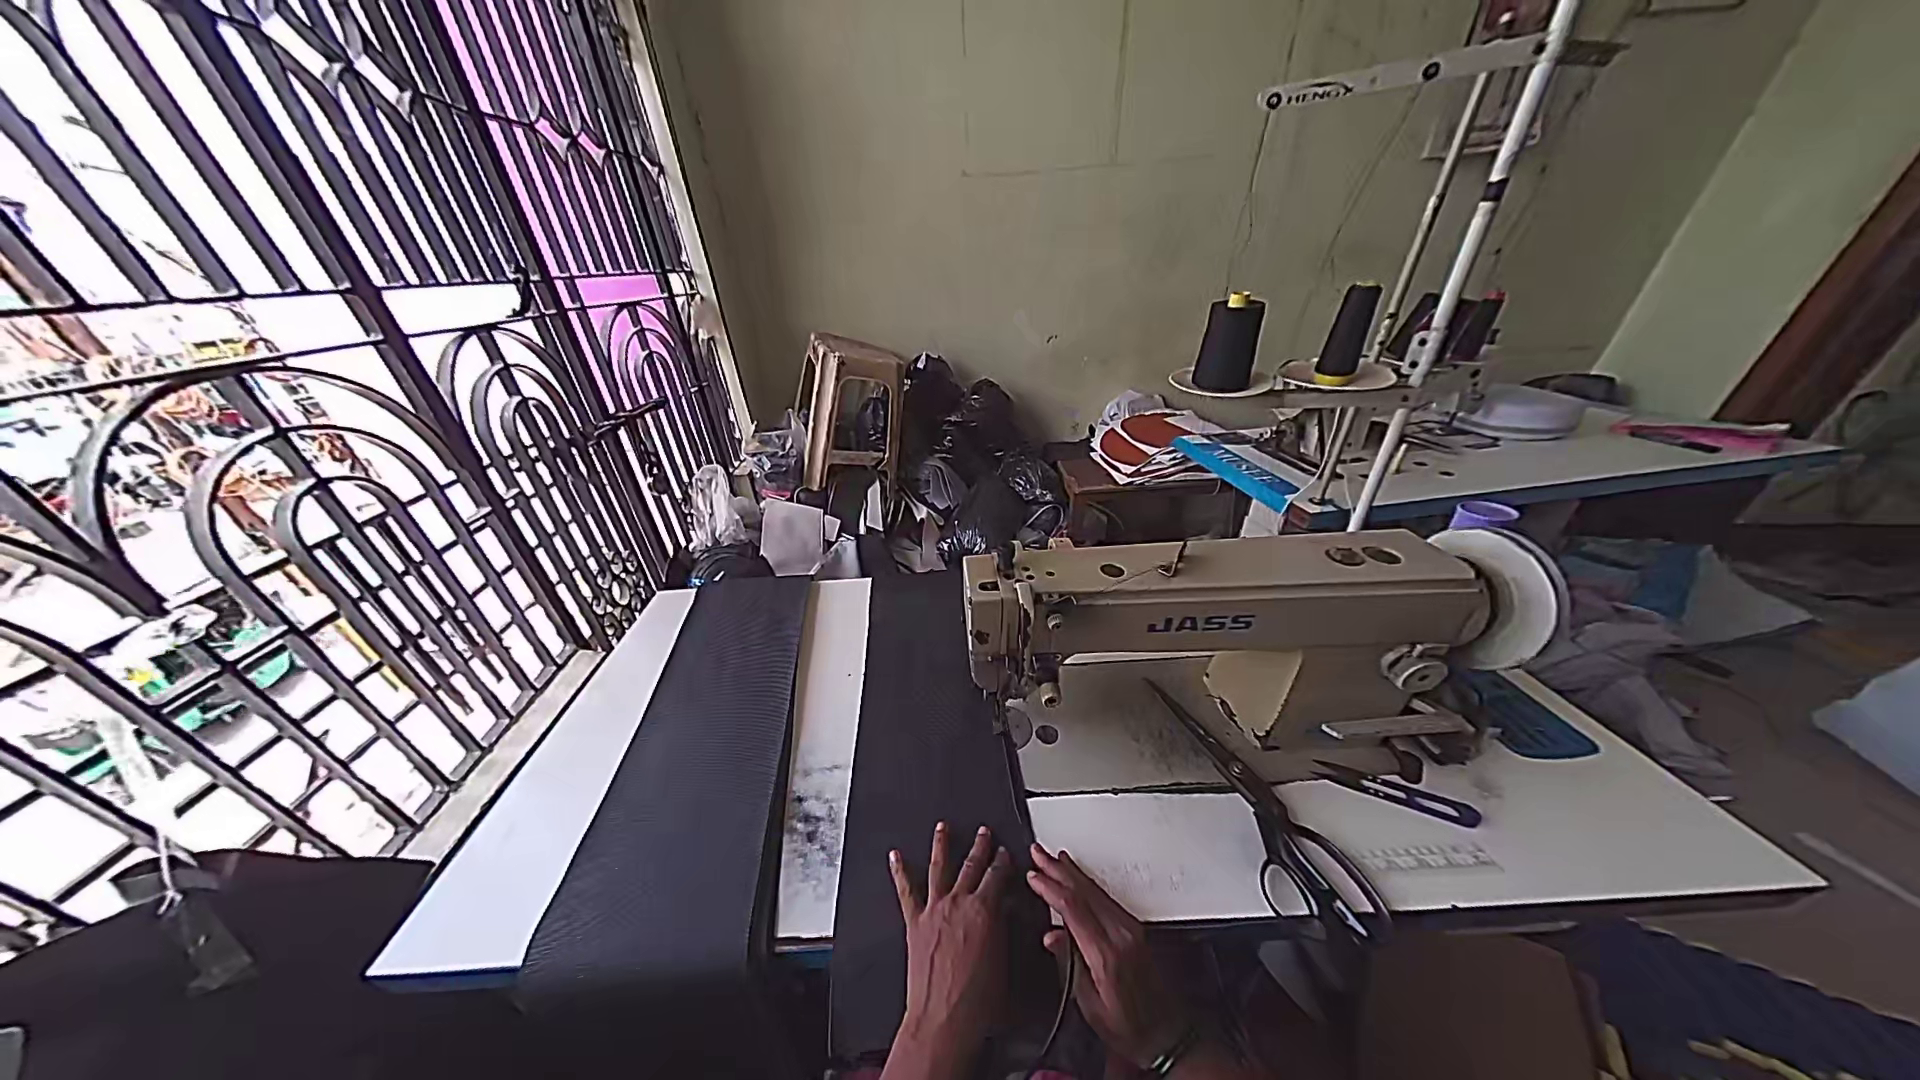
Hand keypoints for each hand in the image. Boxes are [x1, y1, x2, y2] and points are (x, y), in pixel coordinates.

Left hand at [882, 823, 1013, 1079]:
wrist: (943, 1020)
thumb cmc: (976, 1001)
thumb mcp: (1005, 962)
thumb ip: (1004, 930)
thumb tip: (1004, 913)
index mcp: (984, 910)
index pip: (998, 875)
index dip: (1003, 862)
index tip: (1005, 854)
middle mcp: (958, 903)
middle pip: (972, 865)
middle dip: (980, 846)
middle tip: (983, 833)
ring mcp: (934, 910)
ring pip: (938, 867)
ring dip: (942, 844)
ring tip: (942, 827)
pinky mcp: (915, 922)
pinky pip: (906, 891)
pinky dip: (899, 871)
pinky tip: (895, 856)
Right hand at [1026, 844, 1187, 1068]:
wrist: (1166, 1035)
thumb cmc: (1128, 1027)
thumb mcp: (1091, 1007)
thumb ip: (1070, 967)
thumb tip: (1051, 936)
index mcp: (1106, 954)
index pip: (1073, 907)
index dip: (1050, 888)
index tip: (1033, 877)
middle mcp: (1120, 935)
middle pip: (1083, 890)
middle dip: (1056, 869)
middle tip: (1037, 853)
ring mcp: (1130, 928)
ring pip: (1094, 889)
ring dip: (1070, 871)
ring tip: (1051, 857)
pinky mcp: (1134, 927)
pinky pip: (1104, 895)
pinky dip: (1086, 881)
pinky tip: (1077, 875)